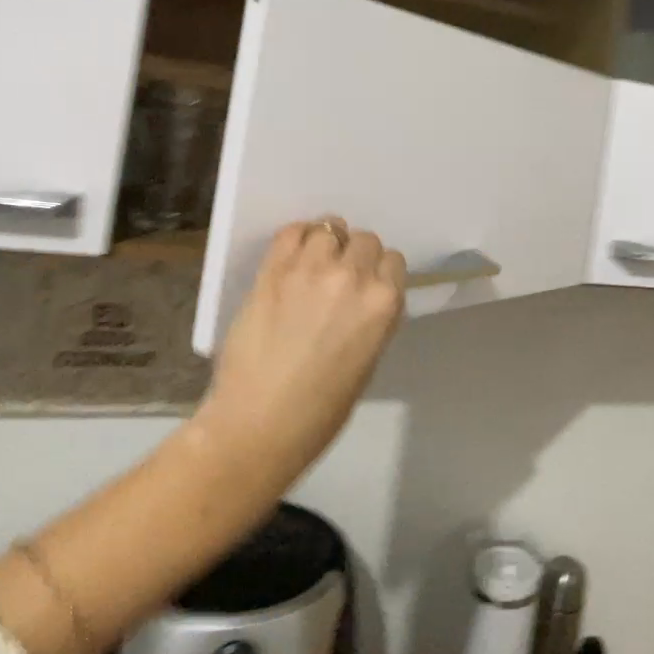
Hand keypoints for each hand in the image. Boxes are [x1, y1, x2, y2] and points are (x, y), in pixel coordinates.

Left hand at [192, 217, 406, 481]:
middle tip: (339, 278)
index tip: (366, 286)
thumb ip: (372, 318)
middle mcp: (353, 277)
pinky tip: (293, 256)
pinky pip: (291, 232)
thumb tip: (363, 300)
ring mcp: (311, 270)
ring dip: (327, 243)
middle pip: (365, 240)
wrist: (260, 424)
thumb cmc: (322, 409)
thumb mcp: (368, 359)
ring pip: (330, 228)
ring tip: (314, 265)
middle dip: (356, 255)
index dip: (380, 272)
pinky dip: (297, 237)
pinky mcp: (272, 271)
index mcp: (384, 303)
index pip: (393, 260)